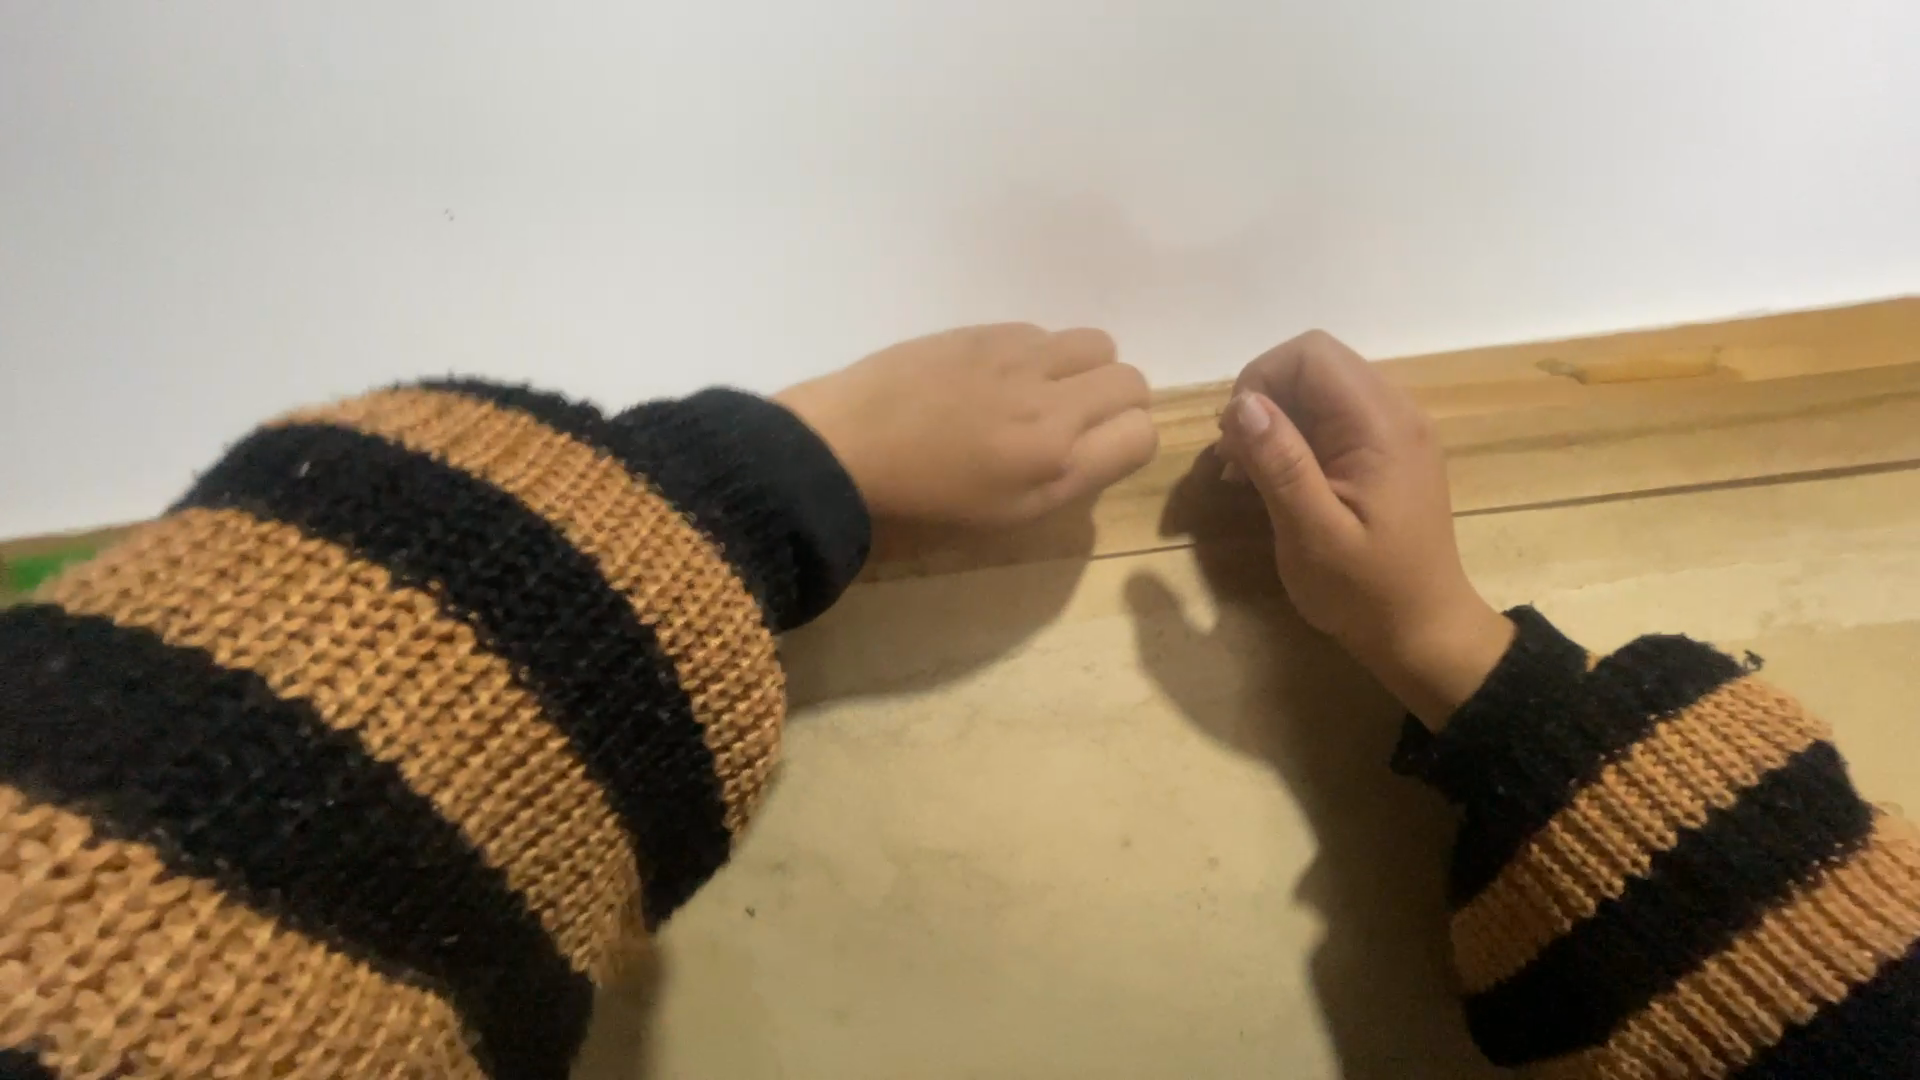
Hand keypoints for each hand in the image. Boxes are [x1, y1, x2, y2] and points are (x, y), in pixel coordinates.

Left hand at [775, 324, 1157, 525]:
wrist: (845, 448)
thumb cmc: (924, 503)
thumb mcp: (1006, 518)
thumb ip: (1071, 479)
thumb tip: (1104, 442)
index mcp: (1055, 459)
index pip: (1143, 432)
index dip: (1128, 440)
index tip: (1097, 448)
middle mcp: (1050, 400)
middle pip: (1131, 379)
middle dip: (1114, 401)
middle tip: (1071, 421)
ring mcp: (1017, 356)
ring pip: (1093, 343)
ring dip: (1080, 369)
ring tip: (1034, 394)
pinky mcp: (984, 330)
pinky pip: (1042, 331)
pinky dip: (1037, 353)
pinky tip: (995, 376)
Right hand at [1214, 331, 1512, 726]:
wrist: (1420, 632)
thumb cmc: (1365, 590)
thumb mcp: (1312, 531)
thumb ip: (1280, 462)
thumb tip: (1242, 403)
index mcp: (1381, 425)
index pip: (1310, 354)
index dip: (1259, 379)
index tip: (1235, 436)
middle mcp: (1392, 413)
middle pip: (1312, 365)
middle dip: (1261, 401)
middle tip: (1235, 460)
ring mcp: (1388, 432)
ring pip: (1314, 391)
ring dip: (1270, 422)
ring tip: (1244, 475)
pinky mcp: (1379, 453)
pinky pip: (1326, 420)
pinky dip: (1289, 439)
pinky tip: (1268, 480)